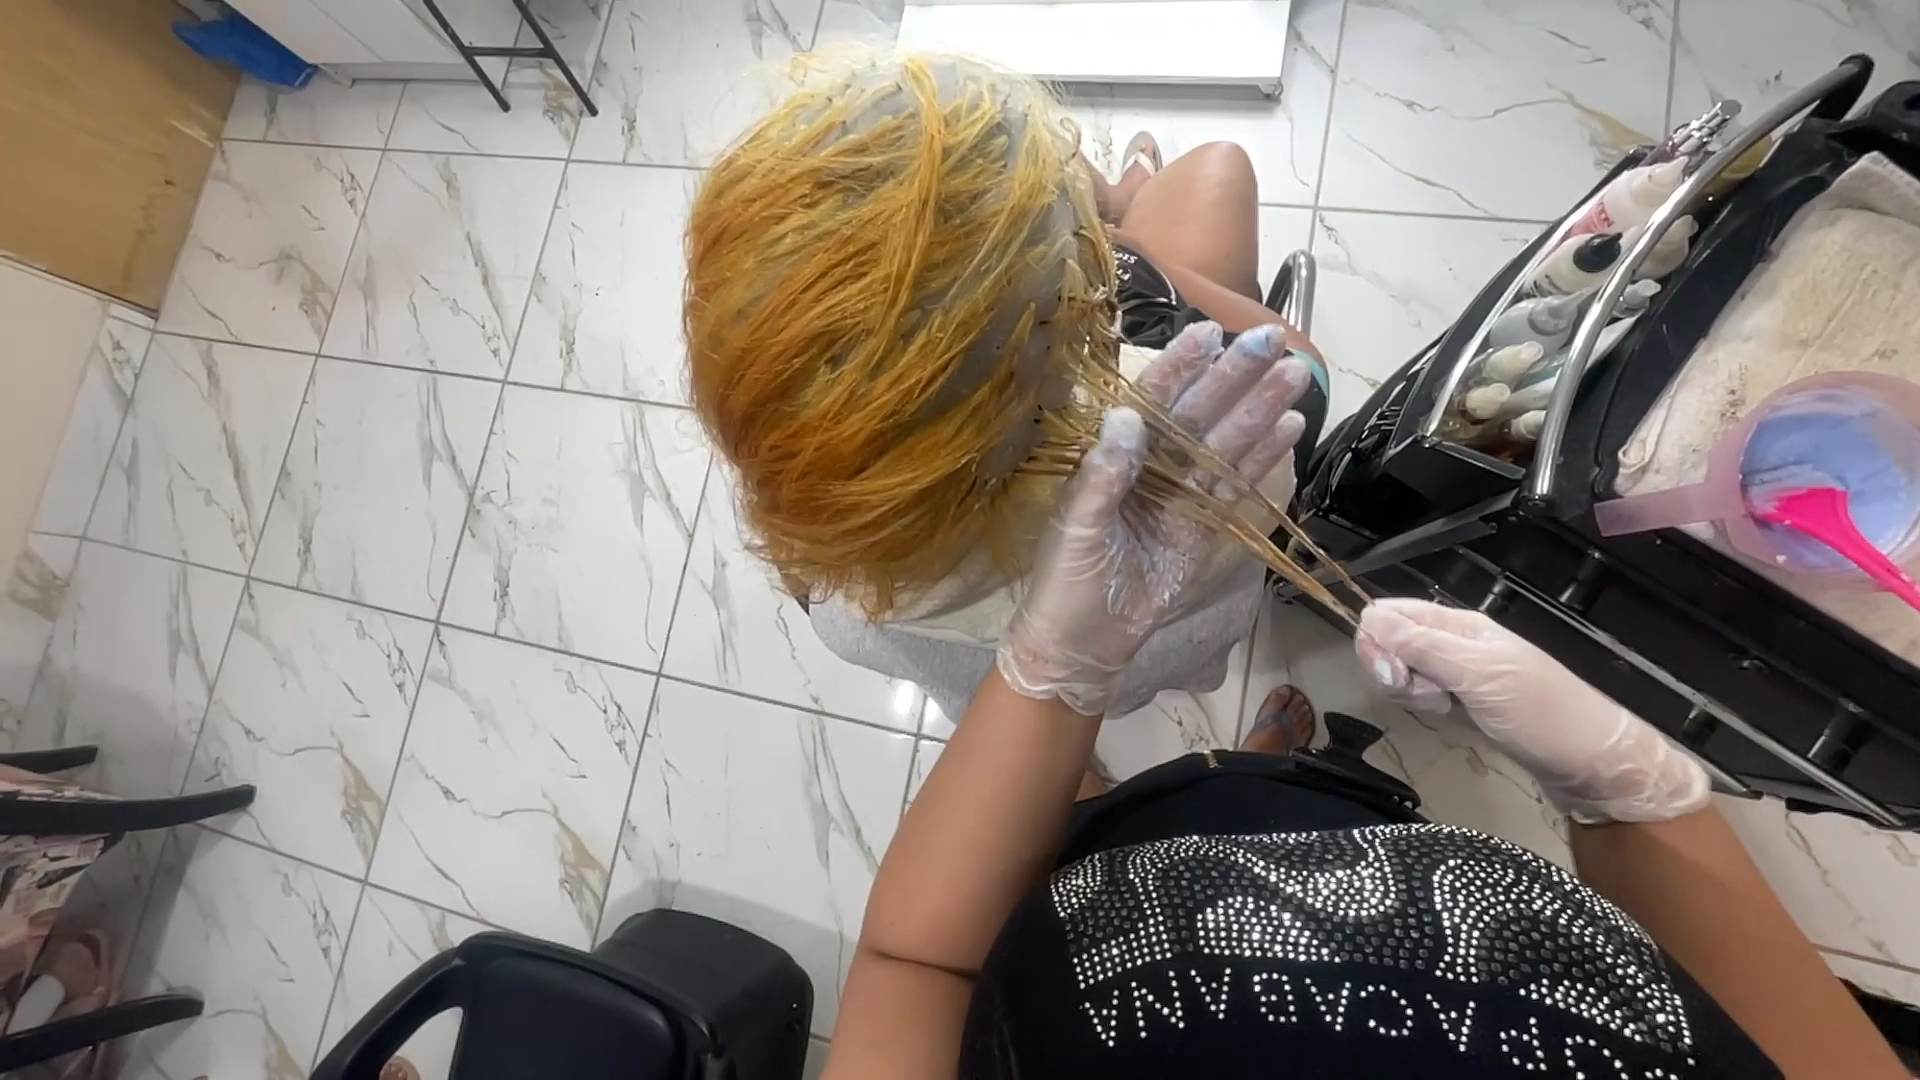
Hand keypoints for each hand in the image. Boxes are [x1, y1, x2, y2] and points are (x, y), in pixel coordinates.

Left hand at [997, 322, 1309, 714]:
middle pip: (1196, 416)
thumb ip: (1102, 474)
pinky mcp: (1203, 530)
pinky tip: (1289, 425)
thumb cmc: (1066, 582)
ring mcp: (1179, 498)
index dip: (1177, 369)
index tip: (1207, 333)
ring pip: (1223, 445)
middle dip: (1231, 378)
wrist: (1082, 644)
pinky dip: (1261, 458)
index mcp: (1111, 461)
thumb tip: (1127, 415)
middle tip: (1270, 339)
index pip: (1148, 405)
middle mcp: (1149, 470)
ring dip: (1257, 409)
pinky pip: (1234, 487)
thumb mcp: (1075, 526)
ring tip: (1294, 373)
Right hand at [1355, 597, 1710, 823]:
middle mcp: (1451, 642)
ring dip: (1408, 690)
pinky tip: (1445, 714)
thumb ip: (1422, 647)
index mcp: (1459, 625)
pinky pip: (1417, 692)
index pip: (1389, 613)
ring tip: (1443, 706)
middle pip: (1388, 641)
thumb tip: (1368, 618)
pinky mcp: (1456, 699)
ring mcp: (1454, 672)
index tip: (1395, 671)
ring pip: (1399, 669)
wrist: (1594, 767)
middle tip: (1424, 693)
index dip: (1377, 638)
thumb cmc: (1543, 715)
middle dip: (1391, 669)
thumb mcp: (1480, 676)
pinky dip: (1421, 703)